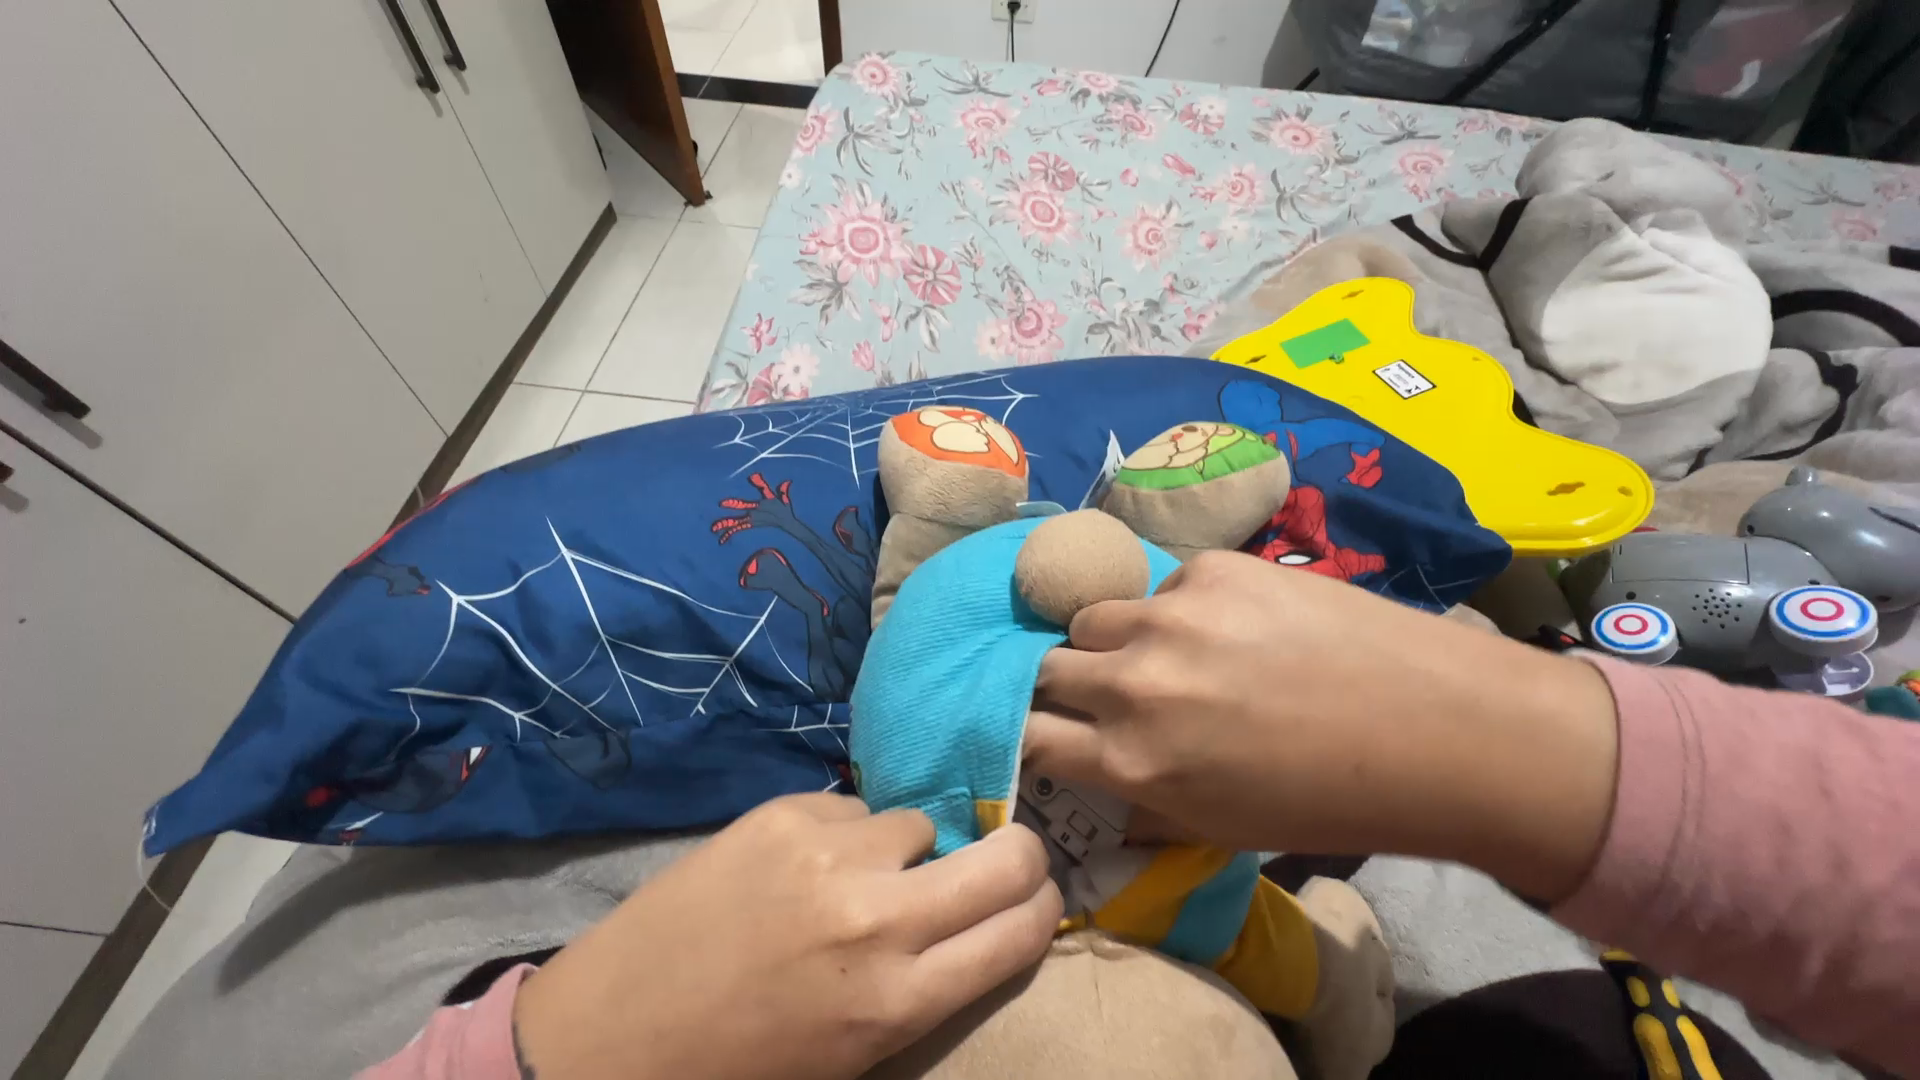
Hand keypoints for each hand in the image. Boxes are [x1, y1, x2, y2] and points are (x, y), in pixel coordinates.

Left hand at [514, 794, 1061, 1079]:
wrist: (611, 1036)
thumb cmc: (743, 1064)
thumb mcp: (856, 1053)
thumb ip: (926, 982)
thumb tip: (975, 914)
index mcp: (898, 999)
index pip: (1020, 928)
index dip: (1042, 904)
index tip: (1035, 896)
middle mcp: (875, 918)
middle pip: (1004, 857)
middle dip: (1018, 854)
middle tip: (1000, 860)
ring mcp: (827, 854)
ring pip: (917, 822)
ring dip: (906, 849)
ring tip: (857, 877)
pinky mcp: (782, 813)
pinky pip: (852, 809)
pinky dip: (845, 834)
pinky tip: (801, 863)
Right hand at [1024, 550, 1619, 901]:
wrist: (1441, 730)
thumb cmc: (1327, 800)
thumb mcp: (1217, 827)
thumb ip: (1138, 802)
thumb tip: (1096, 777)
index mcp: (1133, 761)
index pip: (1027, 735)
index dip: (1028, 733)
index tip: (1043, 730)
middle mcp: (1135, 684)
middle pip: (1047, 667)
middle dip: (1064, 683)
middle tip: (1100, 691)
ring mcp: (1171, 617)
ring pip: (1092, 616)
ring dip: (1111, 639)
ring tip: (1161, 653)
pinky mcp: (1212, 569)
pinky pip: (1162, 589)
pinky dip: (1176, 612)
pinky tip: (1233, 627)